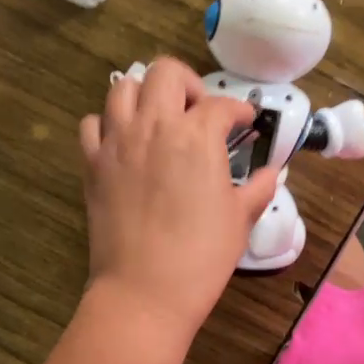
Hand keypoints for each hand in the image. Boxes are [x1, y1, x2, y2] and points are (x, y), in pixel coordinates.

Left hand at [78, 58, 278, 333]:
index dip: (238, 110)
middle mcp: (154, 126)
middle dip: (188, 84)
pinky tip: (123, 142)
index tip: (244, 121)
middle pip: (166, 72)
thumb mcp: (240, 219)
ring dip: (144, 94)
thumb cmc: (200, 256)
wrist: (144, 290)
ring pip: (123, 87)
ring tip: (158, 119)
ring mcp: (117, 141)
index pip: (221, 105)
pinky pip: (92, 124)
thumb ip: (257, 188)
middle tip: (198, 111)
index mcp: (197, 136)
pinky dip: (107, 124)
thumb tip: (272, 173)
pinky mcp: (92, 163)